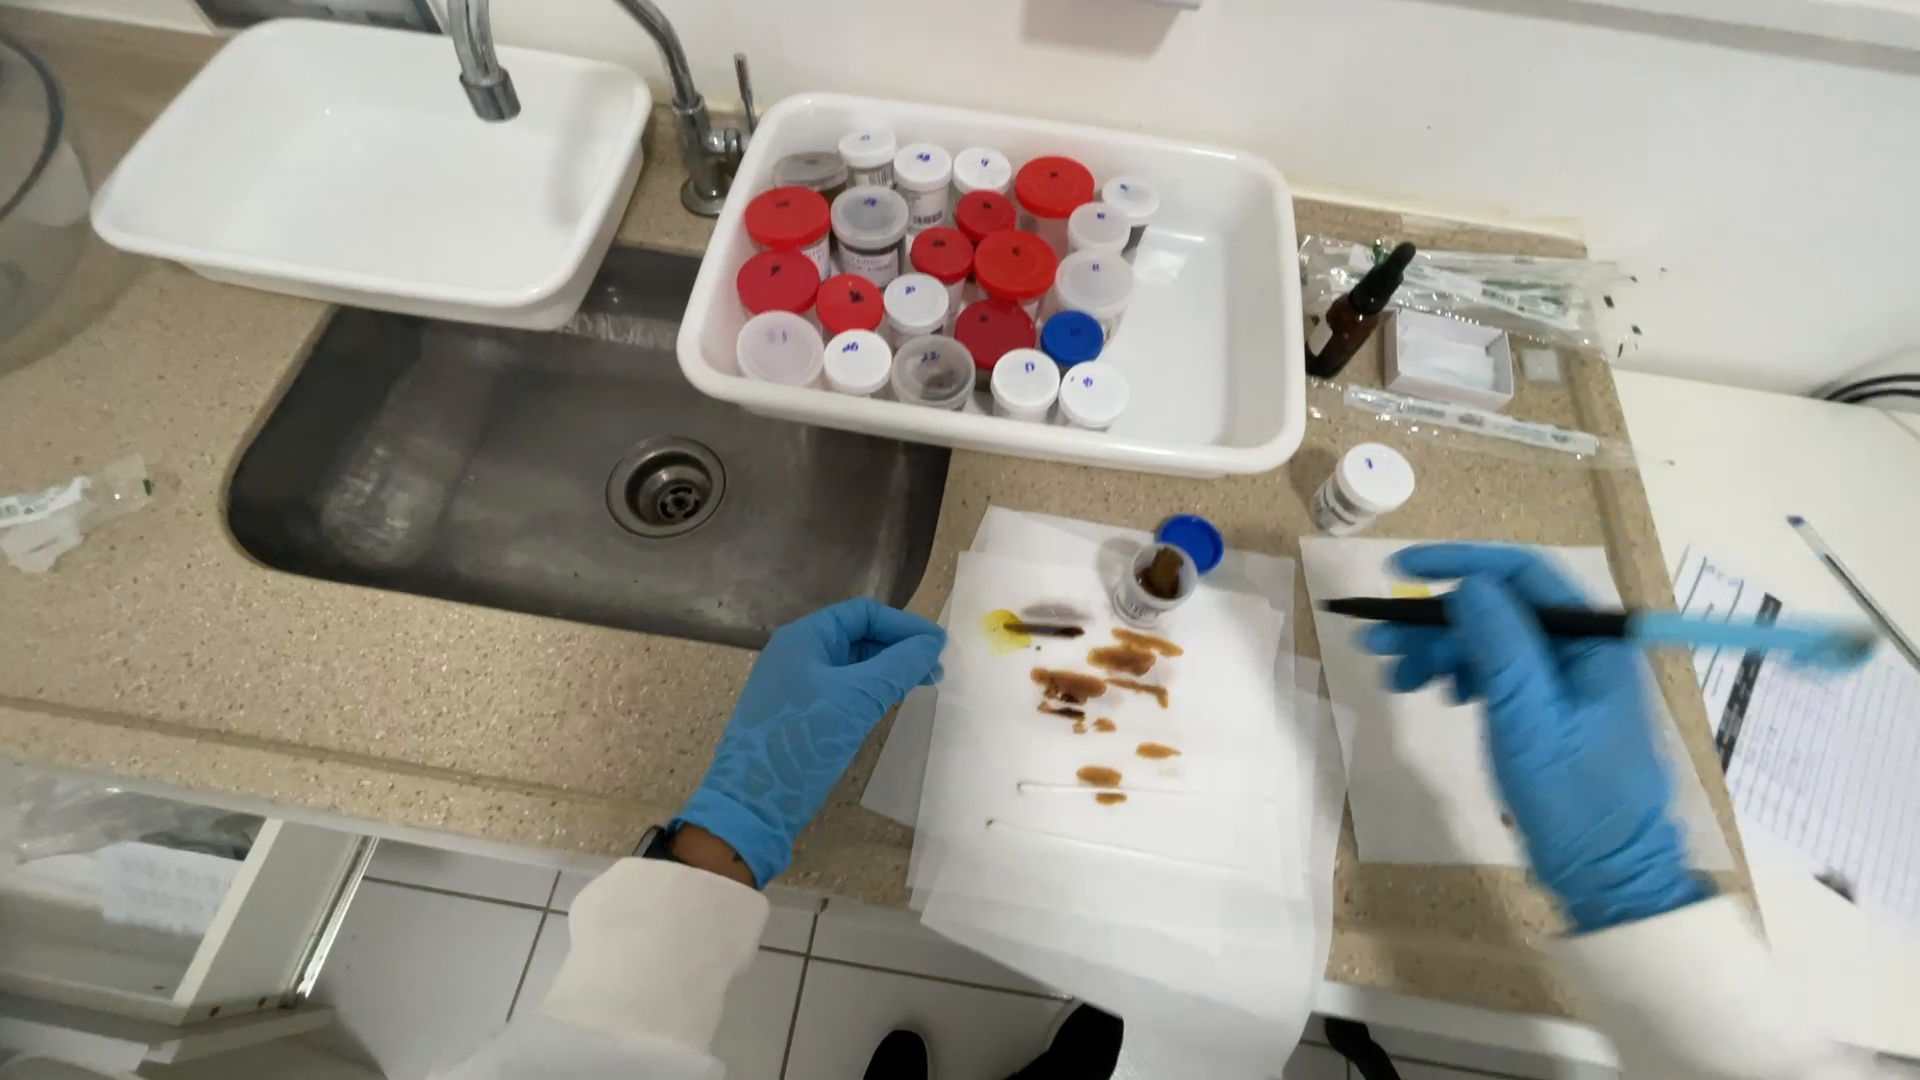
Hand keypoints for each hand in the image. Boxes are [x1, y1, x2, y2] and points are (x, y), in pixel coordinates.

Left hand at [678, 598, 945, 886]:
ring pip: (855, 664)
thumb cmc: (803, 740)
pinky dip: (874, 689)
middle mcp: (800, 653)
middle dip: (900, 647)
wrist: (752, 806)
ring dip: (890, 669)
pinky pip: (846, 689)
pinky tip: (894, 700)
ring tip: (924, 683)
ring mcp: (799, 684)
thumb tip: (933, 642)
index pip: (863, 614)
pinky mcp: (804, 713)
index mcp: (805, 637)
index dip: (904, 625)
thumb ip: (898, 665)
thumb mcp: (857, 698)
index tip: (938, 645)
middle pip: (859, 635)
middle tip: (936, 668)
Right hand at [1358, 543, 1711, 932]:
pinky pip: (1488, 670)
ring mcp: (1560, 680)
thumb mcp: (1528, 716)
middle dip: (1430, 621)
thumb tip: (1467, 583)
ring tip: (1394, 680)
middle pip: (1492, 610)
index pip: (1521, 574)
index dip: (1458, 562)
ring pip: (1483, 641)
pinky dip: (1452, 675)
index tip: (1397, 569)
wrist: (1608, 877)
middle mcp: (1578, 651)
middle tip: (1375, 642)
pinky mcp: (1543, 705)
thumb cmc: (1572, 796)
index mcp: (1591, 644)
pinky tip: (1433, 695)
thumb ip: (1501, 643)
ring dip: (1433, 652)